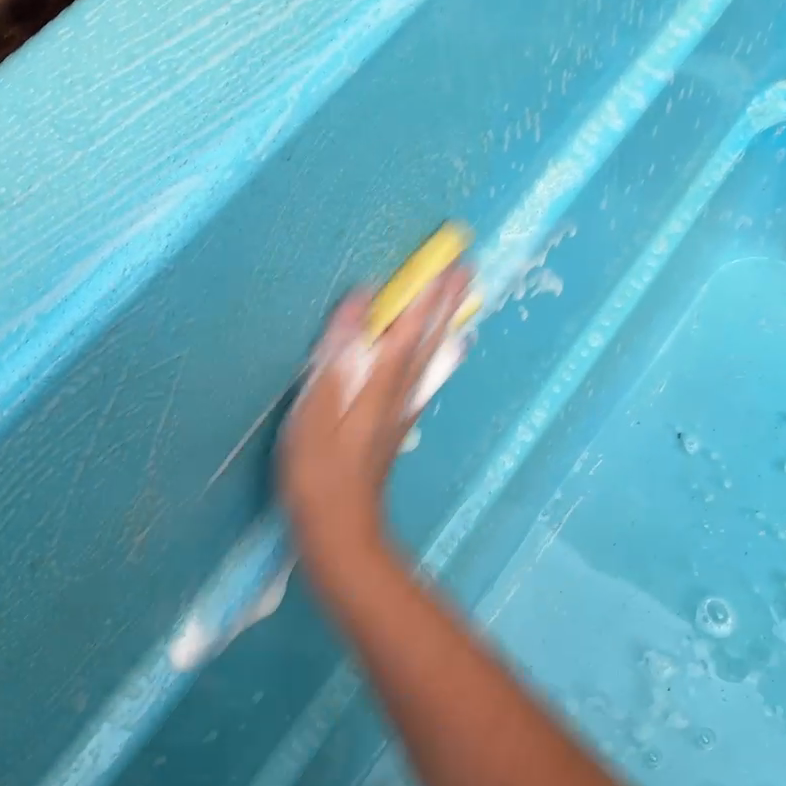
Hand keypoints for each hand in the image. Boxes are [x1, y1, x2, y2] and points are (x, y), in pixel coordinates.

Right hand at [278, 266, 469, 564]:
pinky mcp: (397, 424)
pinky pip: (428, 377)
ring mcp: (403, 408)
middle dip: (447, 300)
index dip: (429, 289)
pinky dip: (441, 357)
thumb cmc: (318, 466)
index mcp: (383, 377)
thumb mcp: (318, 402)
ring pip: (434, 356)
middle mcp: (402, 388)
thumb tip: (364, 297)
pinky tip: (448, 355)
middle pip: (431, 336)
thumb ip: (342, 347)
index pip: (412, 322)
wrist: (337, 526)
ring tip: (465, 300)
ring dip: (448, 323)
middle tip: (467, 267)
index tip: (448, 258)